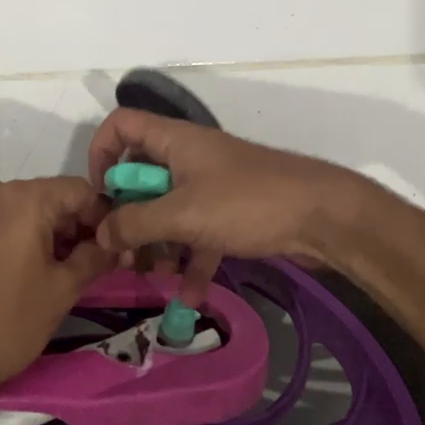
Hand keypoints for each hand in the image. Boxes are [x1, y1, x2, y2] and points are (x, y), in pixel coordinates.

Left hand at [0, 177, 116, 403]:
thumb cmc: (7, 322)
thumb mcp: (62, 290)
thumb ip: (95, 257)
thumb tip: (117, 245)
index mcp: (25, 199)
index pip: (79, 190)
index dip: (102, 216)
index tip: (114, 246)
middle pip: (49, 197)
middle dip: (73, 225)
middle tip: (90, 262)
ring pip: (21, 209)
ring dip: (44, 232)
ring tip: (57, 270)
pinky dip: (14, 237)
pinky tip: (20, 271)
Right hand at [87, 108, 382, 305]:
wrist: (323, 216)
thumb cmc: (247, 202)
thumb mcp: (183, 214)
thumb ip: (136, 223)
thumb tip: (101, 233)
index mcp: (174, 141)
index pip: (122, 125)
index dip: (102, 153)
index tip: (100, 195)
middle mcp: (189, 157)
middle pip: (142, 175)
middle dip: (128, 214)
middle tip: (120, 251)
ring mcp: (212, 185)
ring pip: (169, 209)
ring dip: (157, 243)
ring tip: (149, 277)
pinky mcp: (232, 213)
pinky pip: (199, 234)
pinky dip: (192, 261)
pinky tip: (190, 299)